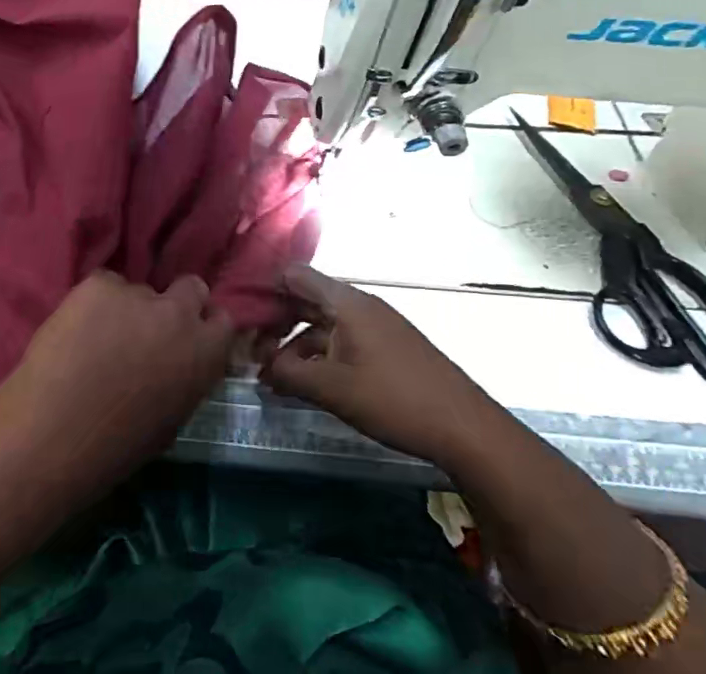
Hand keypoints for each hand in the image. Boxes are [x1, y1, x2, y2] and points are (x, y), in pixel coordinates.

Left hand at [0, 271, 236, 506]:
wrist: (58, 430)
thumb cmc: (118, 444)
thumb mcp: (173, 418)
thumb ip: (185, 378)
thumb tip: (176, 363)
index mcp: (206, 353)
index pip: (222, 320)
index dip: (201, 326)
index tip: (184, 336)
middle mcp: (179, 314)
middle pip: (191, 287)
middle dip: (174, 302)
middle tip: (146, 325)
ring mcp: (138, 294)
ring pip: (137, 290)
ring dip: (124, 308)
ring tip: (96, 336)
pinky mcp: (98, 284)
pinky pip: (102, 286)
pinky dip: (91, 303)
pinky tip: (74, 330)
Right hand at [260, 265, 503, 463]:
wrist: (466, 429)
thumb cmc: (395, 399)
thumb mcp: (332, 388)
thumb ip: (288, 373)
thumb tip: (260, 368)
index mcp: (347, 302)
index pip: (294, 276)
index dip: (264, 289)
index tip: (238, 314)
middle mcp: (360, 306)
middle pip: (305, 300)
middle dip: (274, 324)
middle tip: (250, 353)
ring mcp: (375, 327)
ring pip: (322, 326)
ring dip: (295, 347)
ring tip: (272, 378)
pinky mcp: (385, 349)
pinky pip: (340, 342)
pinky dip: (318, 358)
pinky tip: (303, 384)